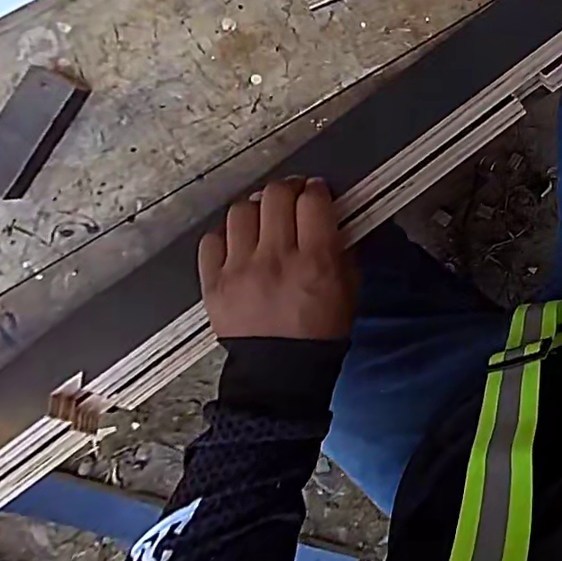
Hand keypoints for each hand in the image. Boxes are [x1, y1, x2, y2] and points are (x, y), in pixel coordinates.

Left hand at [198, 176, 357, 339]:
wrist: (282, 372)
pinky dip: (227, 234)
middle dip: (287, 188)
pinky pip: (212, 239)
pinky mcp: (212, 283)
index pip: (313, 201)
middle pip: (275, 196)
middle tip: (292, 194)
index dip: (317, 189)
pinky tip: (240, 242)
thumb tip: (329, 216)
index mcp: (316, 261)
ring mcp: (239, 270)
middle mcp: (275, 260)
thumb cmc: (321, 331)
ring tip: (264, 217)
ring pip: (241, 211)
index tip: (317, 190)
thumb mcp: (349, 287)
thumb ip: (340, 248)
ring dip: (257, 207)